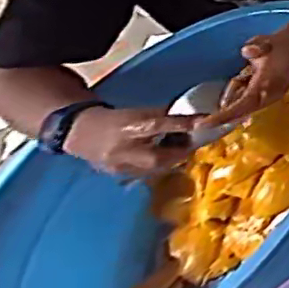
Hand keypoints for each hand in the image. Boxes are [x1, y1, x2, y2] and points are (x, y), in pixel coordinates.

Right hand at [63, 106, 199, 175]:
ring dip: (172, 160)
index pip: (159, 125)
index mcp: (129, 128)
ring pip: (154, 169)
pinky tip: (166, 159)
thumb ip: (166, 117)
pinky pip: (145, 173)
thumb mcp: (142, 112)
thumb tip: (194, 119)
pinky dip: (160, 166)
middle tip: (193, 144)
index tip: (205, 122)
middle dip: (180, 152)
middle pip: (158, 157)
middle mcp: (122, 150)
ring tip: (181, 150)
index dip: (184, 124)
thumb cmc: (119, 119)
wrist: (82, 133)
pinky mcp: (117, 175)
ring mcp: (118, 167)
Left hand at [203, 27, 288, 126]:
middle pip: (241, 111)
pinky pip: (252, 101)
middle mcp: (270, 95)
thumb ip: (254, 48)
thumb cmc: (282, 43)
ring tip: (231, 88)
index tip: (203, 125)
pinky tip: (240, 83)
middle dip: (223, 114)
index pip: (240, 107)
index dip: (222, 117)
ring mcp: (273, 96)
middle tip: (203, 115)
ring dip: (234, 101)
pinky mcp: (274, 93)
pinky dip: (242, 97)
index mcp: (266, 86)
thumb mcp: (266, 42)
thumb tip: (247, 52)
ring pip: (246, 106)